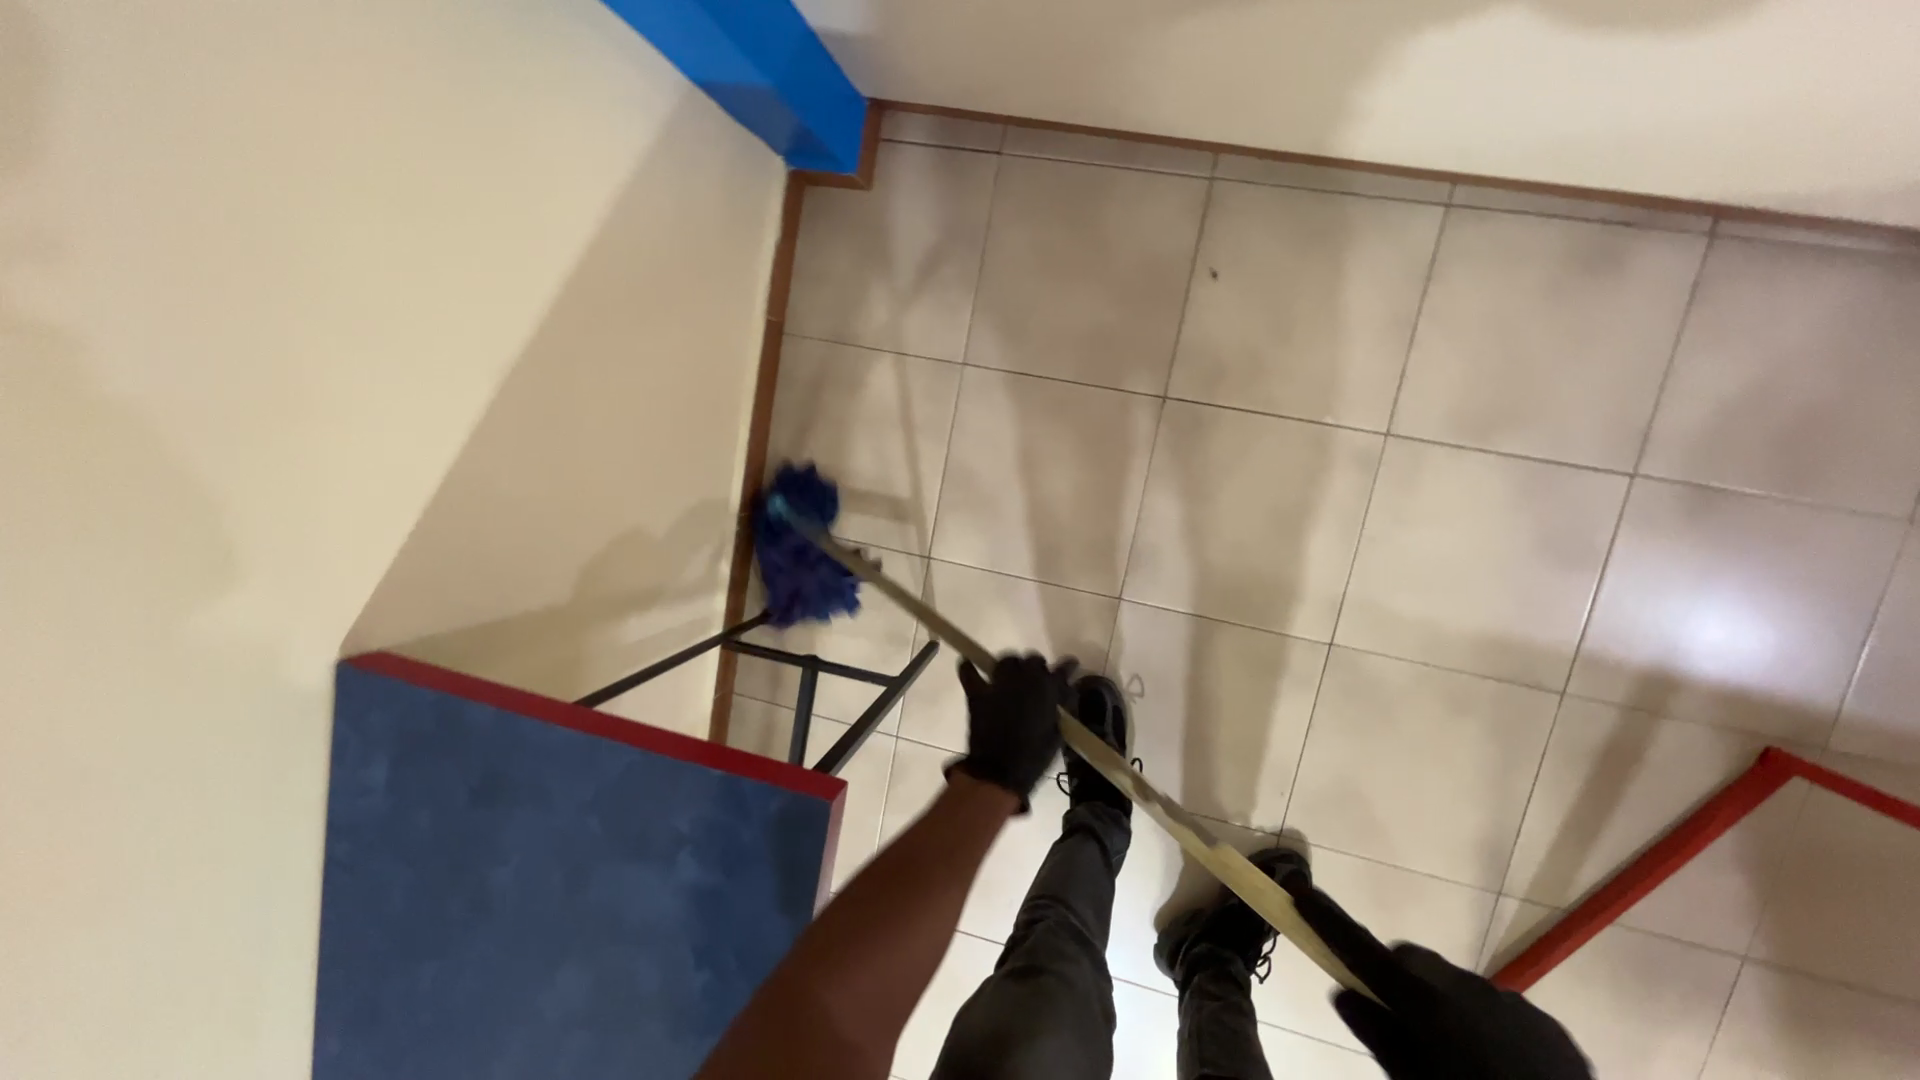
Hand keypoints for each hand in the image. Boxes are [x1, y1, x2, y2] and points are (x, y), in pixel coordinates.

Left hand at [947, 653, 1075, 811]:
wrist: (1000, 772)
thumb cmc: (1034, 757)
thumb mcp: (1057, 733)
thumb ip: (1061, 709)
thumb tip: (1063, 694)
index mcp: (1048, 690)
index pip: (1063, 669)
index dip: (1068, 667)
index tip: (1070, 666)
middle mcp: (1025, 679)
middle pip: (1033, 660)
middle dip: (1036, 667)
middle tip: (1034, 680)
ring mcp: (999, 684)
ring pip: (1006, 661)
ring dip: (1010, 666)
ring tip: (1009, 676)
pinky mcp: (977, 693)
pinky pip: (969, 672)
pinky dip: (968, 669)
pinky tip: (970, 668)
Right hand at [1291, 887, 1591, 1079]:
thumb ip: (1379, 1035)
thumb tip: (1346, 992)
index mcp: (1424, 1003)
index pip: (1361, 949)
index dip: (1327, 920)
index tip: (1298, 891)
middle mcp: (1462, 986)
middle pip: (1411, 960)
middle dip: (1396, 978)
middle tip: (1397, 1021)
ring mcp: (1507, 1000)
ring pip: (1454, 985)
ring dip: (1442, 1005)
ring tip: (1455, 1059)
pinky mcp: (1543, 1022)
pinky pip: (1496, 1008)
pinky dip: (1482, 1026)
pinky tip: (1496, 1068)